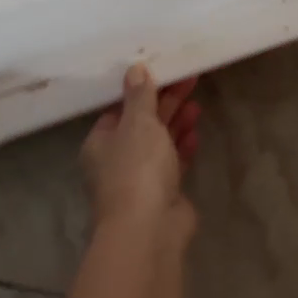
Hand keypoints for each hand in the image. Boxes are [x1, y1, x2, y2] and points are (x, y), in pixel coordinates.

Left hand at [81, 64, 202, 230]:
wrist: (149, 229)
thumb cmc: (136, 168)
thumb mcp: (137, 123)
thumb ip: (139, 95)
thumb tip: (134, 68)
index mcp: (101, 143)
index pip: (119, 110)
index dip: (141, 90)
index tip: (163, 72)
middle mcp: (116, 161)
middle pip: (142, 124)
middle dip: (165, 102)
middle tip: (190, 79)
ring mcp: (140, 179)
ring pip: (160, 143)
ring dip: (177, 122)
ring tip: (197, 104)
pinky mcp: (163, 194)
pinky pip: (173, 163)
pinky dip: (183, 147)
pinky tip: (195, 135)